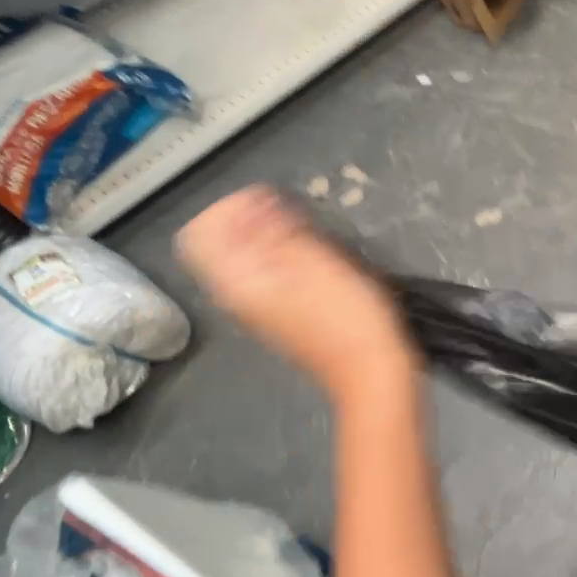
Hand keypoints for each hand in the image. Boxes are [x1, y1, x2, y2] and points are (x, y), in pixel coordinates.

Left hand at [177, 186, 417, 400]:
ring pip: (250, 261)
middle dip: (252, 223)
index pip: (203, 231)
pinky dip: (288, 261)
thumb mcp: (319, 265)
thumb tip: (259, 203)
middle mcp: (239, 295)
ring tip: (311, 236)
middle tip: (294, 216)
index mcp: (237, 281)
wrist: (374, 374)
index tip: (272, 202)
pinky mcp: (287, 316)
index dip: (231, 208)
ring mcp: (262, 308)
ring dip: (274, 241)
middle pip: (225, 245)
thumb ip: (282, 232)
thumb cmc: (351, 319)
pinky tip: (321, 262)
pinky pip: (272, 277)